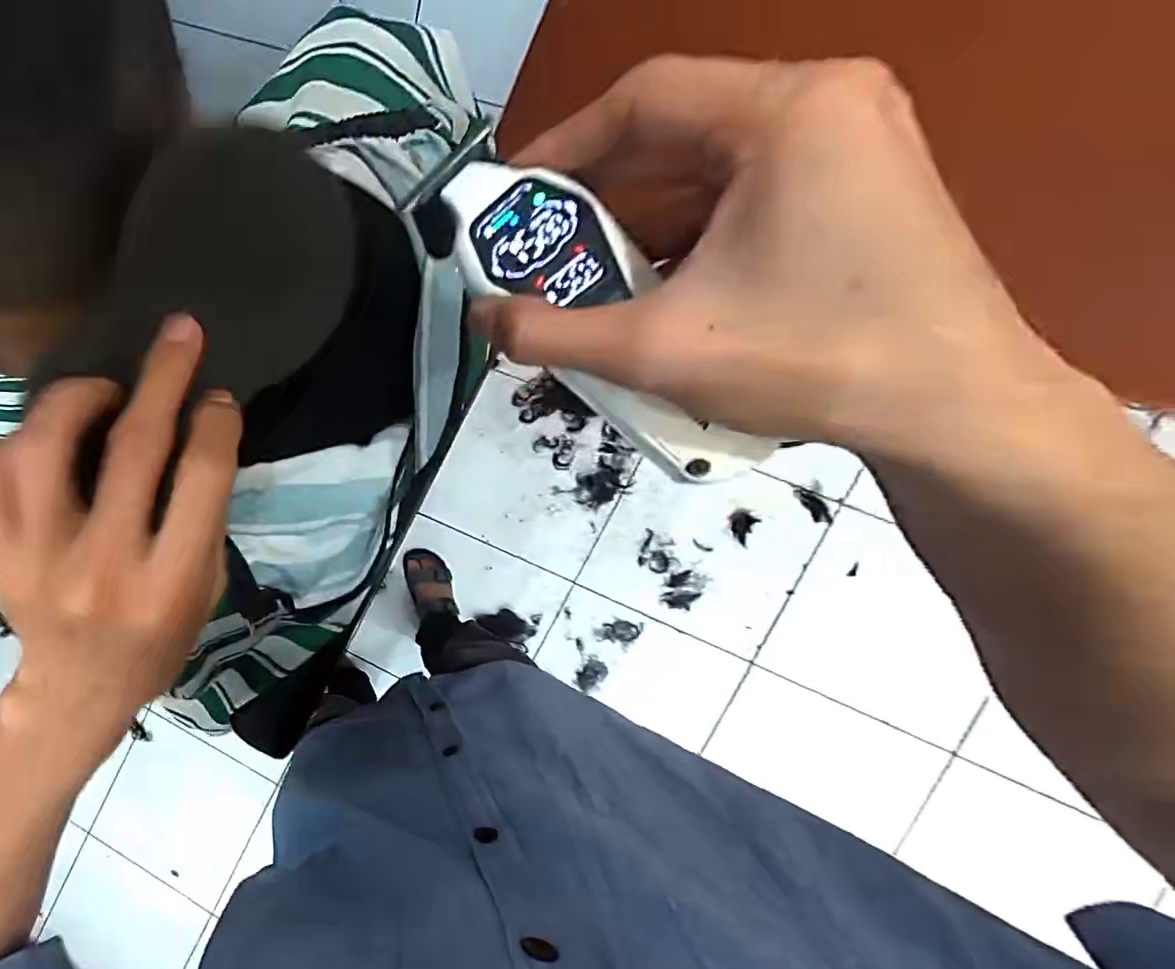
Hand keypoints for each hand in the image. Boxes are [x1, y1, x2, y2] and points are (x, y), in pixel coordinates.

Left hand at [0, 316, 241, 766]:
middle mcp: (100, 565)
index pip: (199, 477)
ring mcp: (35, 556)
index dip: (214, 421)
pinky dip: (22, 436)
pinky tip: (47, 439)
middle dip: (163, 376)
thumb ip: (202, 516)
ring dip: (79, 396)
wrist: (74, 692)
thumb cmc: (154, 642)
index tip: (215, 396)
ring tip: (103, 392)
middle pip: (132, 446)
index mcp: (166, 583)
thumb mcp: (204, 592)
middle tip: (180, 333)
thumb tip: (194, 430)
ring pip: (44, 441)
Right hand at [473, 57, 1101, 465]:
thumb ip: (548, 333)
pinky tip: (636, 291)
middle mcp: (820, 108)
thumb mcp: (652, 349)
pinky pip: (732, 198)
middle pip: (668, 134)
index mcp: (784, 116)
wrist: (952, 407)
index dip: (559, 147)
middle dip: (587, 197)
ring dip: (626, 226)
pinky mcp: (848, 190)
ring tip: (570, 281)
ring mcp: (843, 146)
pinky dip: (673, 239)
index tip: (507, 200)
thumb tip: (478, 319)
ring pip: (697, 171)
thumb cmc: (806, 360)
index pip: (641, 99)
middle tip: (528, 251)